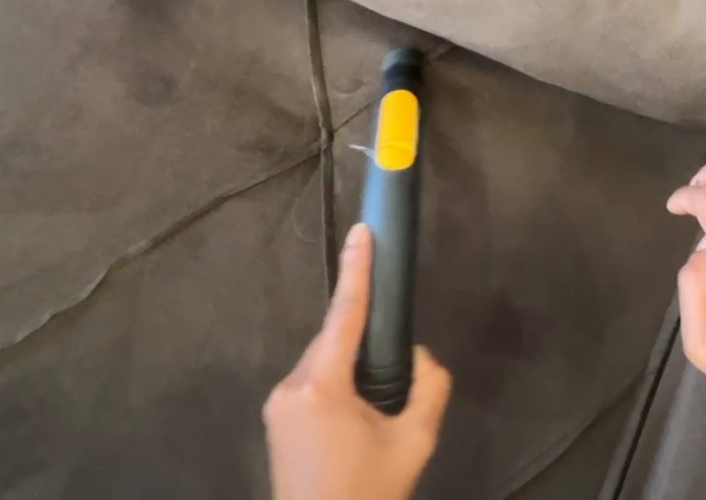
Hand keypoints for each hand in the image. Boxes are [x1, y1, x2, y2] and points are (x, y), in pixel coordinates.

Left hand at [263, 225, 451, 499]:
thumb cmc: (369, 493)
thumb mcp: (415, 441)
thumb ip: (429, 385)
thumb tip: (419, 355)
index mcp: (323, 387)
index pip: (345, 314)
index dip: (356, 269)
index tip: (362, 231)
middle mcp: (292, 386)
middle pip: (335, 337)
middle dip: (363, 336)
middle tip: (390, 366)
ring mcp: (278, 404)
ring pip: (323, 357)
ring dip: (350, 362)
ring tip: (374, 405)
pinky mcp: (276, 420)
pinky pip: (313, 377)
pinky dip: (337, 378)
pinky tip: (354, 411)